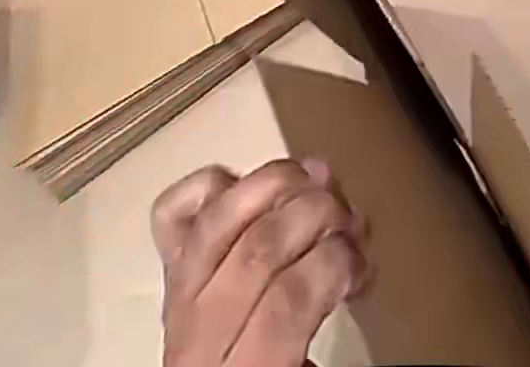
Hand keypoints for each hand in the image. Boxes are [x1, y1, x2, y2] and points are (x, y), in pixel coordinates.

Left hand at [151, 158, 371, 366]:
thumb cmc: (273, 366)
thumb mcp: (307, 366)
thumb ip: (331, 306)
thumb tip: (359, 235)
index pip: (288, 302)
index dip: (336, 264)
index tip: (362, 266)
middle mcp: (198, 334)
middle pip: (259, 247)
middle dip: (320, 212)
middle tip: (349, 217)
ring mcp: (176, 295)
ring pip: (220, 216)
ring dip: (281, 181)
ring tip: (318, 183)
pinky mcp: (168, 270)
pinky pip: (172, 212)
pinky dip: (214, 183)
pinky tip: (251, 188)